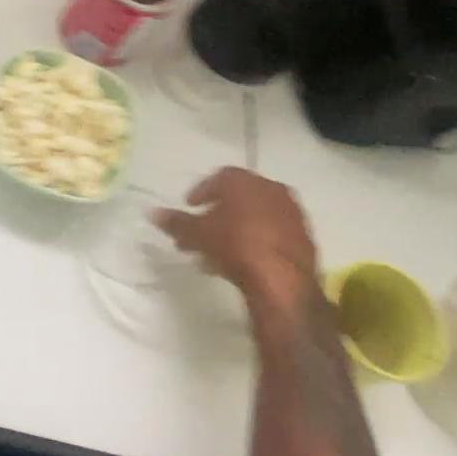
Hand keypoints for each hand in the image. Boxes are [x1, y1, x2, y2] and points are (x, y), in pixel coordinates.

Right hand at [150, 167, 317, 312]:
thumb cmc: (234, 245)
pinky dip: (256, 240)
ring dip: (236, 228)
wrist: (282, 278)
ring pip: (256, 216)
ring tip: (216, 251)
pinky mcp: (304, 237)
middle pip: (239, 197)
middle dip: (217, 213)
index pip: (219, 177)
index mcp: (245, 182)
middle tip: (200, 231)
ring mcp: (292, 213)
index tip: (190, 206)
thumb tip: (152, 212)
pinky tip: (241, 261)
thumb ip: (175, 222)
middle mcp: (271, 189)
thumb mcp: (196, 234)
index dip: (201, 191)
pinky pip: (272, 233)